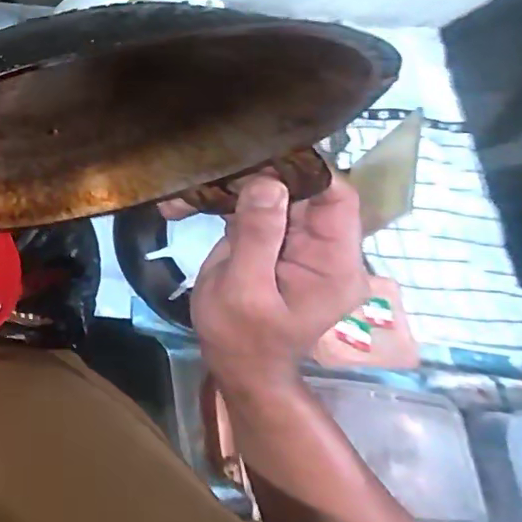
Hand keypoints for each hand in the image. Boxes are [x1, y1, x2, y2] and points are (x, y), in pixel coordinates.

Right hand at [189, 172, 366, 395]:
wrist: (236, 366)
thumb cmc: (243, 336)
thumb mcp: (246, 289)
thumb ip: (258, 237)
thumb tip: (267, 182)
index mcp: (334, 261)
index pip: (337, 197)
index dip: (306, 170)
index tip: (259, 155)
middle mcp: (322, 245)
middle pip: (302, 189)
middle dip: (258, 174)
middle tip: (213, 168)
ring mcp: (295, 242)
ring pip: (272, 193)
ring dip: (231, 186)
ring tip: (191, 187)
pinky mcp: (268, 239)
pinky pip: (251, 207)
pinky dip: (220, 200)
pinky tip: (185, 203)